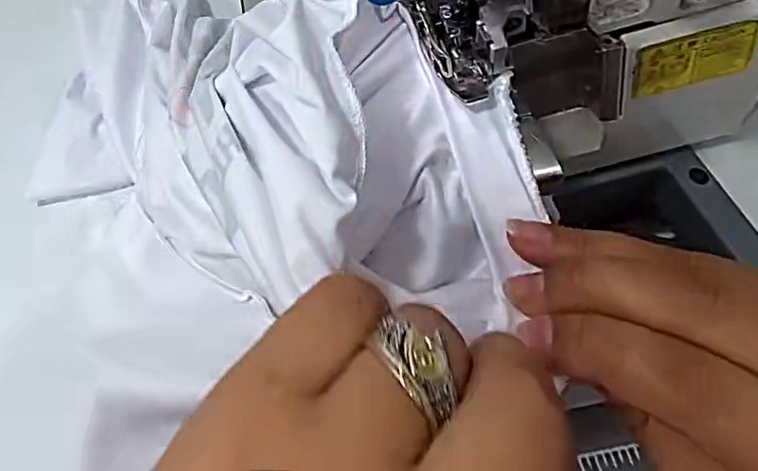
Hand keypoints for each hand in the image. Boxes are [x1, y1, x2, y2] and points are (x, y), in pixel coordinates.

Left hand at [158, 274, 569, 469]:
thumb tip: (511, 406)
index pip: (520, 413)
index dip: (522, 393)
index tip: (506, 402)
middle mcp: (365, 469)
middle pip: (444, 350)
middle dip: (454, 368)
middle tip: (436, 406)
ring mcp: (290, 426)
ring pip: (379, 311)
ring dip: (391, 342)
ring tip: (372, 390)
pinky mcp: (235, 396)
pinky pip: (319, 303)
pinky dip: (339, 325)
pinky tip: (327, 379)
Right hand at [505, 222, 757, 470]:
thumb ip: (648, 415)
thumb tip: (566, 343)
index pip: (687, 373)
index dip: (594, 342)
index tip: (530, 330)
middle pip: (694, 301)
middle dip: (592, 279)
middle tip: (524, 273)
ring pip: (699, 266)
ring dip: (605, 247)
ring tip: (537, 238)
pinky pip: (714, 262)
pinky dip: (643, 250)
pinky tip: (595, 242)